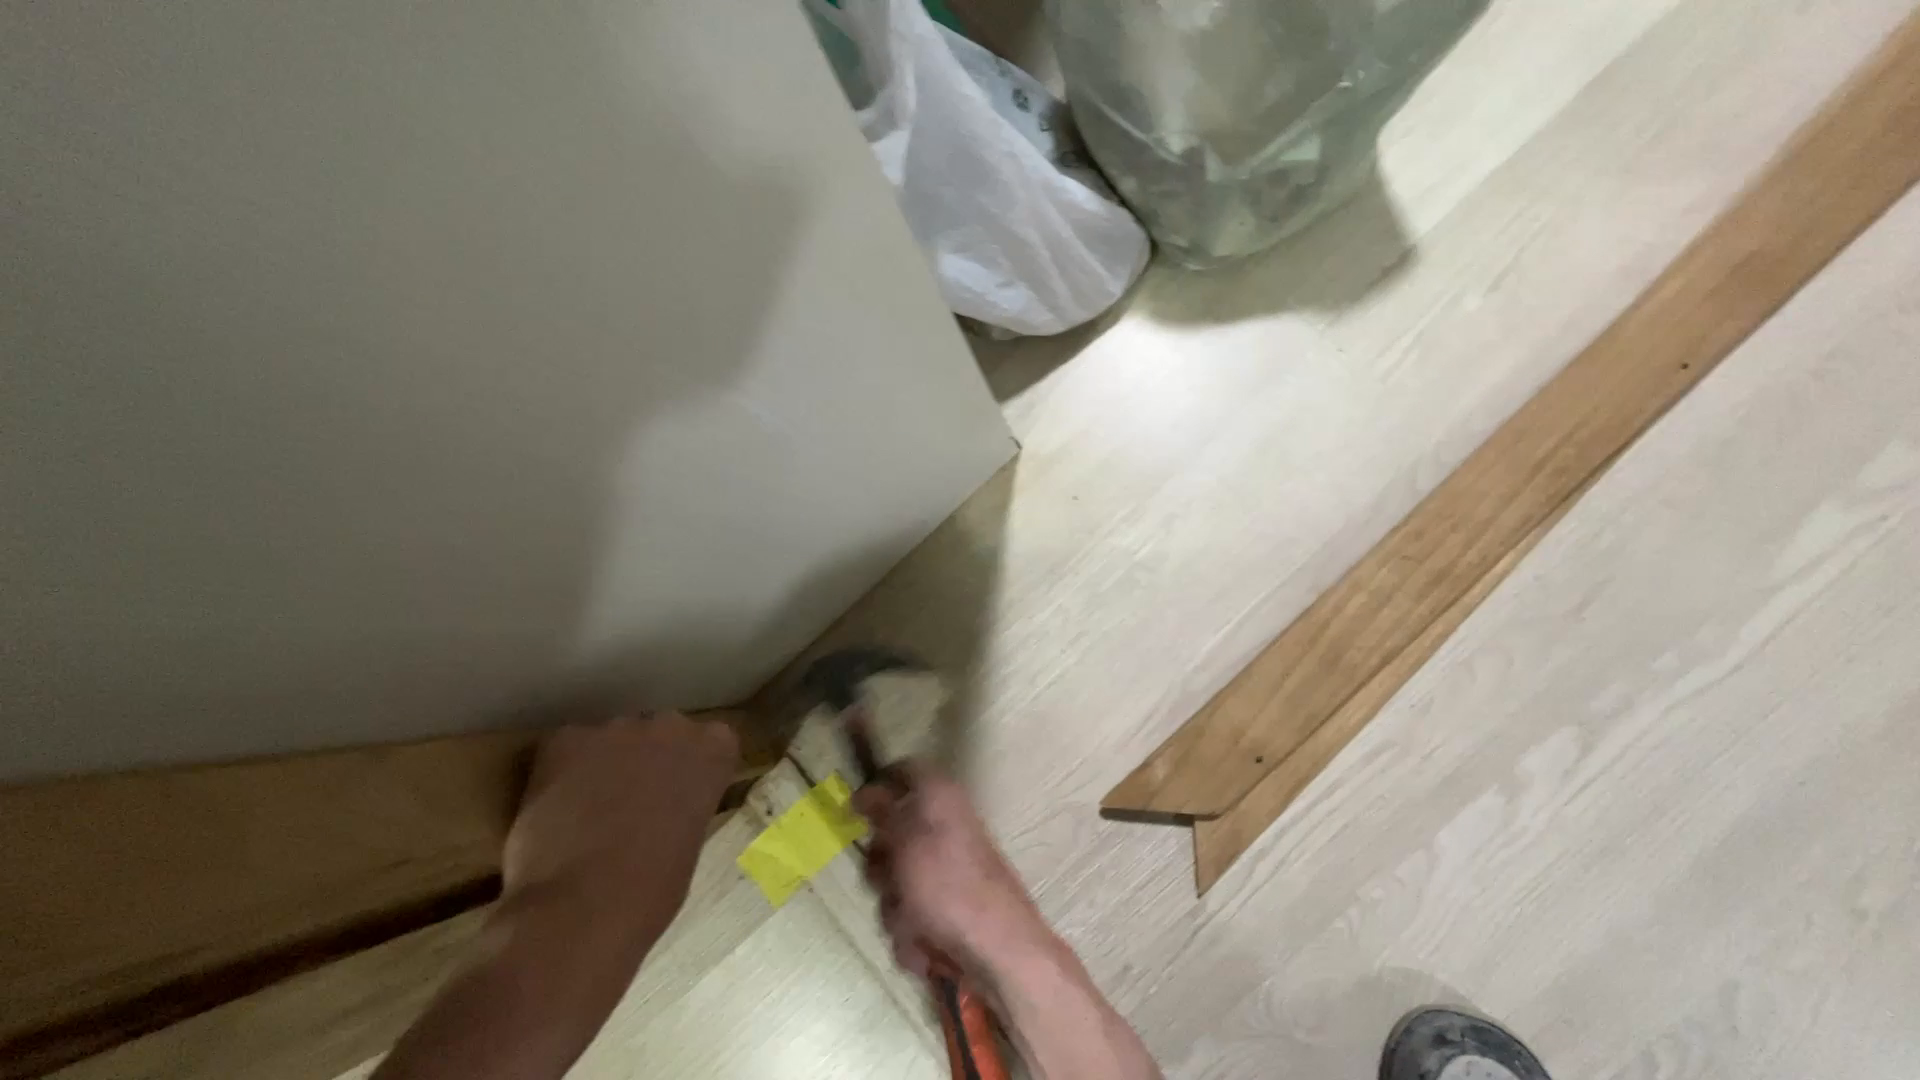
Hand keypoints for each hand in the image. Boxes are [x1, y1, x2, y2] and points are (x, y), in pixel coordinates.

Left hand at [502, 713, 739, 934]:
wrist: (584, 907)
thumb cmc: (654, 888)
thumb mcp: (691, 839)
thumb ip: (685, 804)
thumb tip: (663, 806)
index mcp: (714, 749)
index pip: (712, 741)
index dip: (692, 768)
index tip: (680, 795)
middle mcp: (670, 726)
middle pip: (660, 732)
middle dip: (647, 759)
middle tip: (632, 802)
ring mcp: (616, 729)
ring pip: (612, 739)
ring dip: (605, 764)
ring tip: (587, 812)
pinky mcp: (566, 740)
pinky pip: (567, 748)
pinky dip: (561, 773)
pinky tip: (556, 811)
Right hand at [853, 762, 1050, 980]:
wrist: (999, 952)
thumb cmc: (950, 888)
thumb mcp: (907, 842)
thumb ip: (884, 813)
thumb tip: (866, 790)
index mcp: (942, 800)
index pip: (905, 772)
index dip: (878, 786)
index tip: (854, 811)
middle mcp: (946, 830)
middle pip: (890, 837)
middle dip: (882, 868)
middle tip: (890, 881)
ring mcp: (947, 874)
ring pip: (895, 883)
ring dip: (896, 908)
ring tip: (915, 923)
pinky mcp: (948, 911)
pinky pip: (910, 917)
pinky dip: (913, 935)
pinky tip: (927, 946)